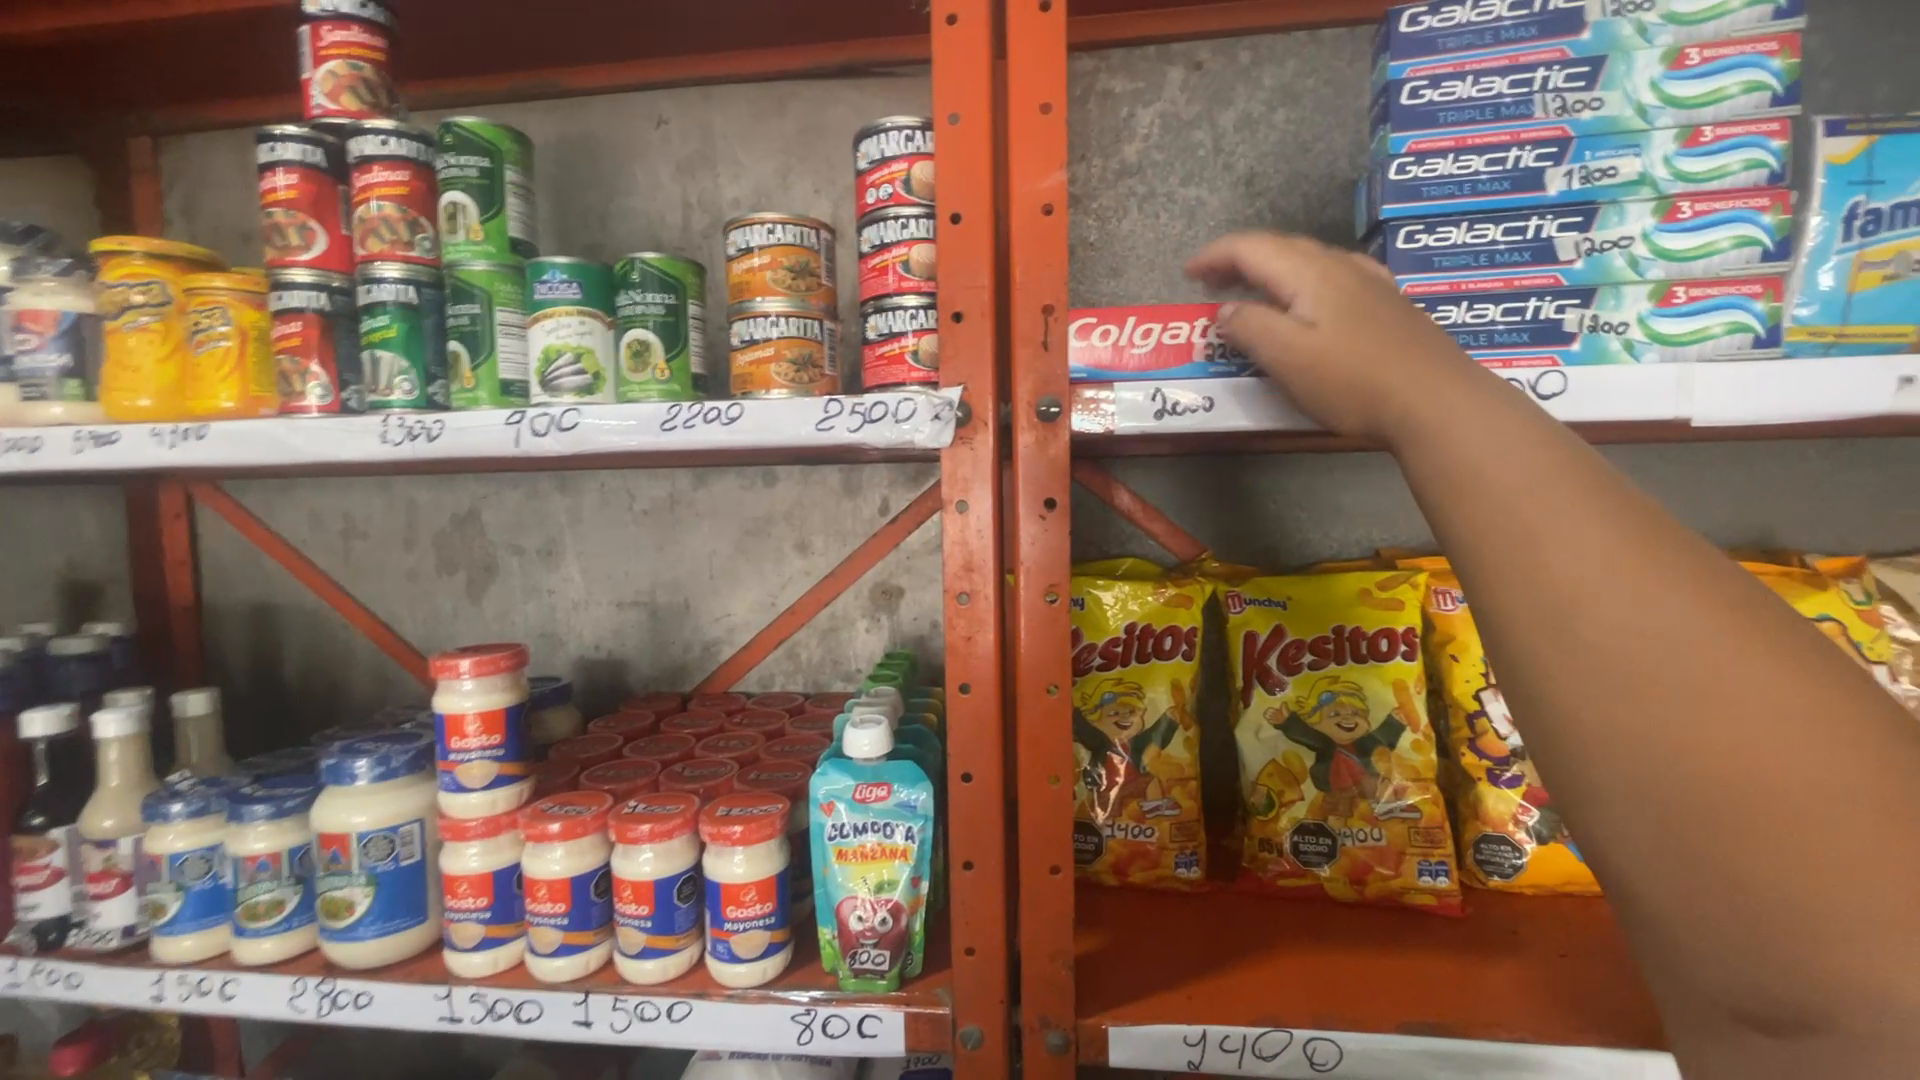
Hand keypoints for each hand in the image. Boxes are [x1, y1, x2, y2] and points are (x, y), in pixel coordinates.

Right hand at [1185, 232, 1497, 444]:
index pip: (1252, 248)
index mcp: (1310, 274)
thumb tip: (1226, 311)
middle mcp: (1341, 268)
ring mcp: (1371, 285)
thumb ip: (1249, 327)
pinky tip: (1311, 301)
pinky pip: (1334, 280)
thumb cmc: (1352, 381)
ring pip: (1311, 263)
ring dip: (1273, 271)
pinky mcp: (1389, 308)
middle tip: (1211, 281)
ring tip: (1252, 291)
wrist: (1436, 401)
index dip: (1215, 256)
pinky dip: (1304, 283)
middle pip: (1282, 249)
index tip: (1187, 273)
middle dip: (1240, 260)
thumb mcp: (1286, 357)